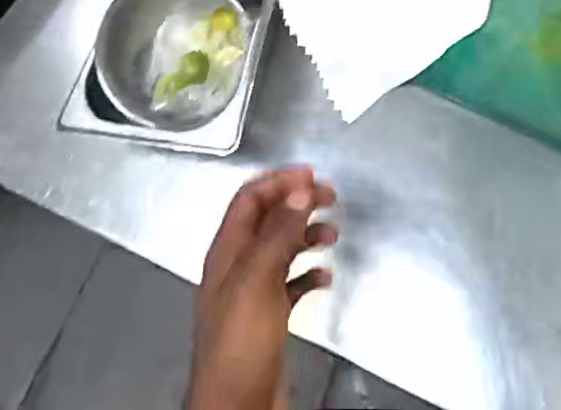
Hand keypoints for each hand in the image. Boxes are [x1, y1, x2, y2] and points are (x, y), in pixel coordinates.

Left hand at [189, 166, 337, 409]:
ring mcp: (253, 291)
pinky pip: (291, 283)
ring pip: (281, 248)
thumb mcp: (258, 278)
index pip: (250, 197)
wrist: (237, 407)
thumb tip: (297, 191)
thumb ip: (277, 232)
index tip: (309, 174)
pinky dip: (309, 273)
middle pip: (268, 218)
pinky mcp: (268, 318)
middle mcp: (238, 265)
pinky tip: (324, 275)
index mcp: (228, 249)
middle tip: (328, 195)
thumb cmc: (239, 344)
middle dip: (297, 202)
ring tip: (332, 231)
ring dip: (306, 234)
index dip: (278, 180)